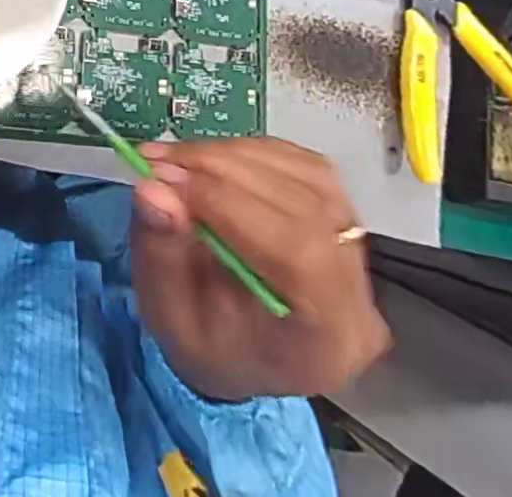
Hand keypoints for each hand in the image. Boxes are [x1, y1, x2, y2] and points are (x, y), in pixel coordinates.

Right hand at [130, 137, 390, 399]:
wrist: (239, 358)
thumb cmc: (204, 346)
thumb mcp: (166, 314)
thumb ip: (161, 252)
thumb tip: (152, 188)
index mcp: (322, 341)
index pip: (298, 252)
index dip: (227, 202)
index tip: (164, 178)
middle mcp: (358, 298)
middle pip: (305, 206)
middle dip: (220, 169)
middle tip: (157, 161)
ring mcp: (357, 256)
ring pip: (309, 177)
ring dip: (231, 154)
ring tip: (174, 159)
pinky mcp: (343, 222)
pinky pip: (306, 168)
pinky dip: (249, 153)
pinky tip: (208, 162)